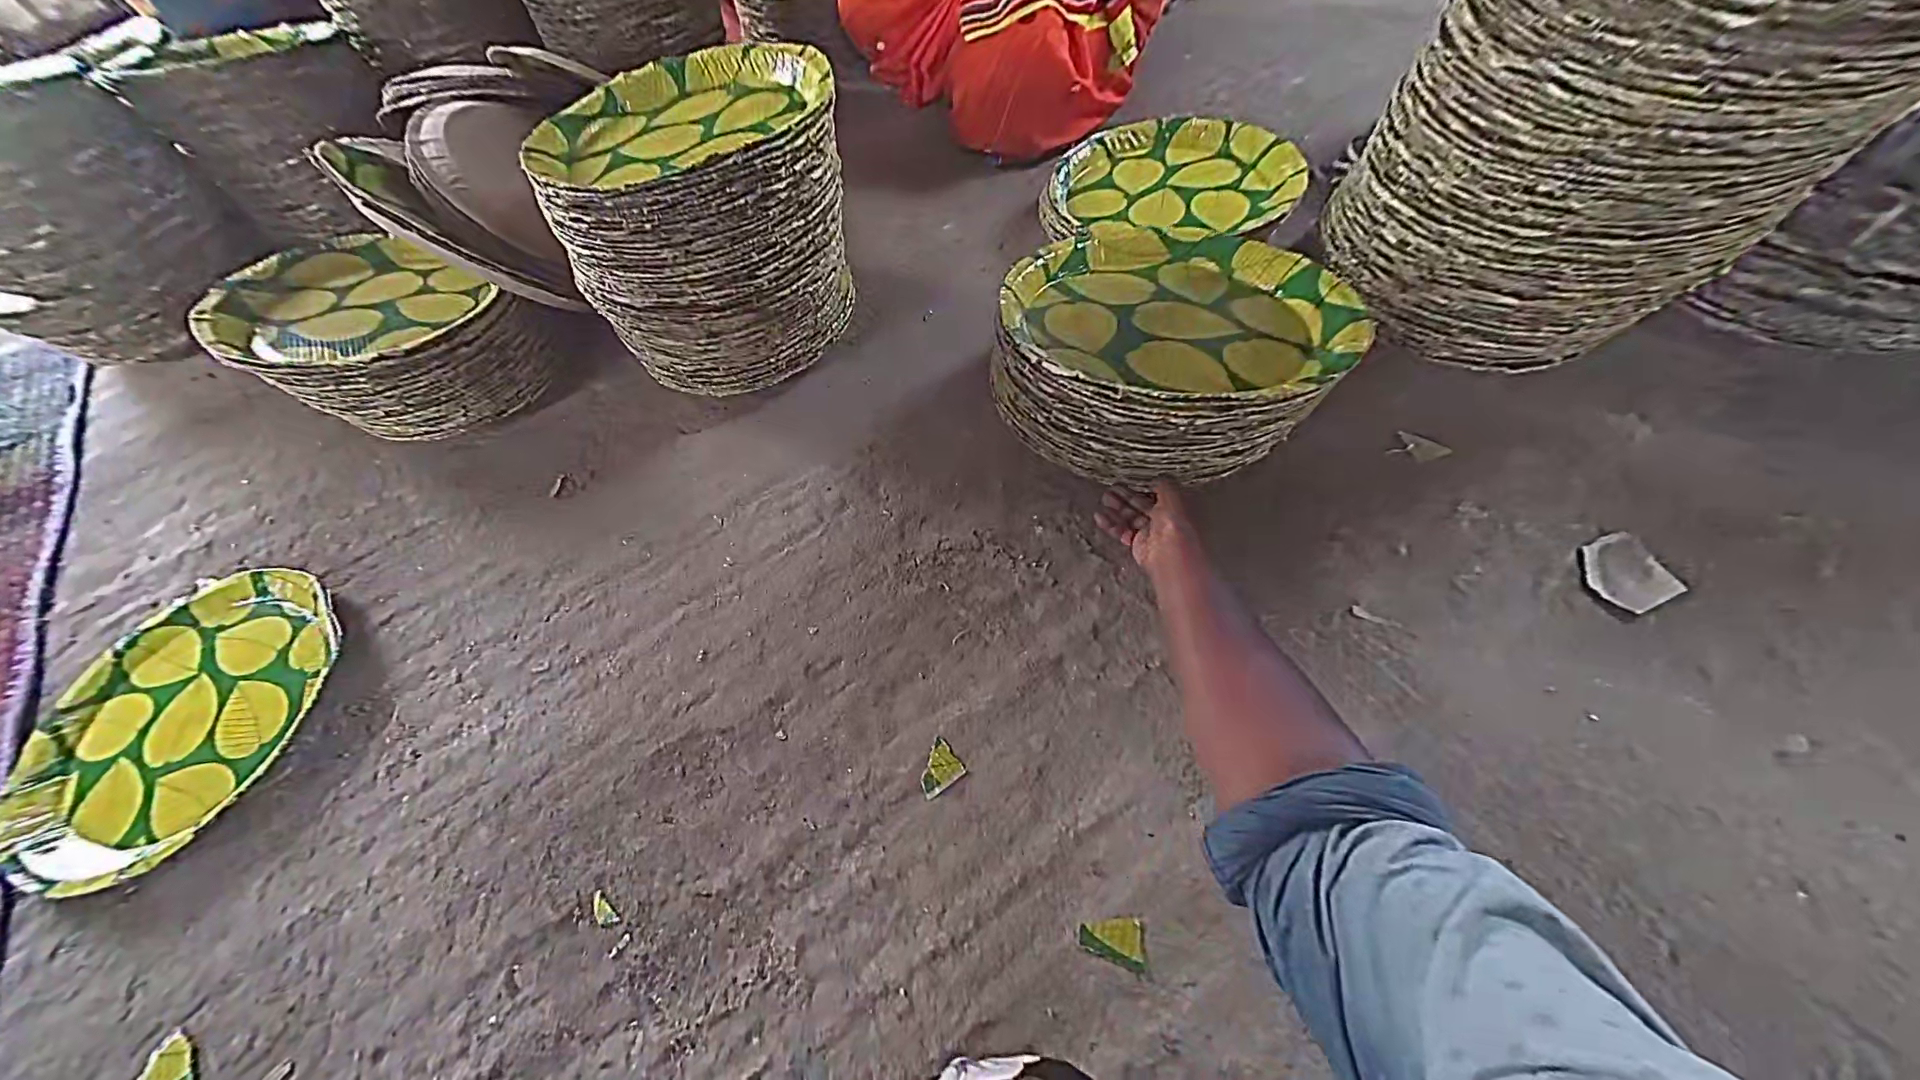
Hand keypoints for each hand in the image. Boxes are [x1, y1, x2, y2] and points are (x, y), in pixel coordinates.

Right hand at [1094, 481, 1197, 576]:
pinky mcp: (1138, 544)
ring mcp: (1150, 532)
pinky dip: (1111, 524)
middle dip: (1125, 496)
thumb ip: (1164, 485)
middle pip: (1141, 505)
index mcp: (1176, 507)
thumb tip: (1157, 478)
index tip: (1129, 479)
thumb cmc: (1177, 529)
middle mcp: (1164, 520)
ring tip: (1104, 500)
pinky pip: (1123, 531)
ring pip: (1130, 517)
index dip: (1142, 486)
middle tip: (1112, 489)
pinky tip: (1101, 518)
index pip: (1157, 493)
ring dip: (1116, 508)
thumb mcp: (1173, 498)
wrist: (1169, 556)